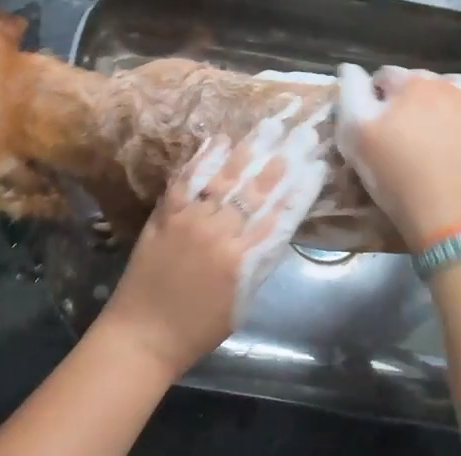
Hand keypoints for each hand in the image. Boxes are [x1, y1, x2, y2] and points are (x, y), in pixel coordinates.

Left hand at [94, 118, 328, 377]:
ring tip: (269, 127)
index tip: (316, 164)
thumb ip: (259, 264)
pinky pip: (187, 180)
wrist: (144, 334)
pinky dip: (204, 158)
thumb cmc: (197, 328)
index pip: (280, 217)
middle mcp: (220, 235)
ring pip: (224, 179)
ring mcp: (190, 221)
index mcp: (243, 262)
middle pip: (256, 191)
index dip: (300, 189)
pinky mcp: (166, 214)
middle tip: (301, 134)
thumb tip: (277, 229)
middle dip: (281, 160)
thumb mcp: (241, 303)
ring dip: (249, 151)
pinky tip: (220, 139)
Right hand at [335, 65, 460, 249]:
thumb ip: (351, 92)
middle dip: (410, 100)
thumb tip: (351, 67)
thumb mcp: (356, 136)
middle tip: (407, 136)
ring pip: (454, 88)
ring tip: (439, 135)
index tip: (378, 127)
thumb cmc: (398, 179)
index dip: (377, 100)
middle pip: (420, 81)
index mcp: (410, 82)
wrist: (455, 223)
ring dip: (443, 102)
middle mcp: (447, 82)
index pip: (385, 77)